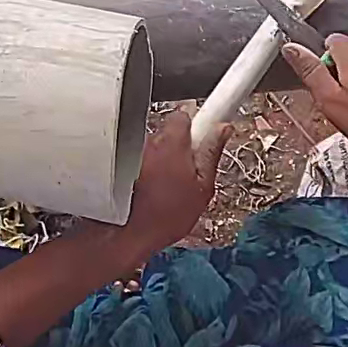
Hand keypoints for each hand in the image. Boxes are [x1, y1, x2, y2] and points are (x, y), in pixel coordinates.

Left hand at [120, 110, 229, 251]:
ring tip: (171, 185)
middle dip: (183, 144)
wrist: (129, 234)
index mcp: (173, 141)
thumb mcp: (203, 187)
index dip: (199, 121)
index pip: (187, 112)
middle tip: (192, 169)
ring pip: (158, 146)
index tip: (212, 122)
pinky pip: (144, 159)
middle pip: (172, 130)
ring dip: (166, 158)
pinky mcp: (124, 164)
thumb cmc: (165, 215)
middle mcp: (151, 140)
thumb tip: (222, 129)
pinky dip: (150, 169)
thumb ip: (212, 152)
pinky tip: (155, 189)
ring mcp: (135, 151)